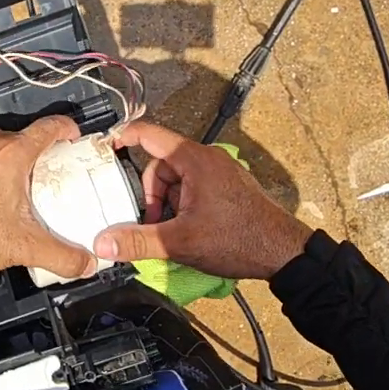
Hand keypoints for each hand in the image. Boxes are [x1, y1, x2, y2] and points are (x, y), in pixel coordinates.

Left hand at [0, 115, 97, 278]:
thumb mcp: (25, 246)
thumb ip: (62, 255)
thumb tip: (84, 262)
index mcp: (13, 154)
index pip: (48, 127)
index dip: (65, 129)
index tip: (72, 136)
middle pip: (23, 138)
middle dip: (38, 154)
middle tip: (47, 175)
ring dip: (9, 160)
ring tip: (16, 186)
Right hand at [91, 121, 313, 279]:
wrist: (286, 254)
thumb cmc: (239, 240)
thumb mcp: (180, 242)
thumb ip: (138, 241)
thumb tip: (102, 244)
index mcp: (194, 159)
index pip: (148, 134)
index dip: (122, 137)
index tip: (103, 148)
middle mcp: (207, 158)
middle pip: (160, 165)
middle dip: (151, 196)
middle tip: (153, 223)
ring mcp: (219, 171)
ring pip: (175, 180)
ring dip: (167, 204)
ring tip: (174, 231)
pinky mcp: (227, 186)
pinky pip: (192, 187)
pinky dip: (182, 205)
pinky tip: (188, 229)